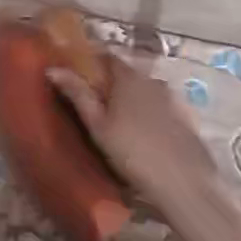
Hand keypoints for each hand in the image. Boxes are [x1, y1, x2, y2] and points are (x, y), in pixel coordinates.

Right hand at [48, 55, 221, 216]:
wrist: (185, 184)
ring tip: (122, 123)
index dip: (91, 61)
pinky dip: (151, 113)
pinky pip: (162, 107)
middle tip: (98, 104)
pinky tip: (146, 135)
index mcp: (128, 77)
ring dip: (133, 99)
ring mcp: (173, 98)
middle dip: (112, 83)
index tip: (79, 73)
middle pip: (127, 74)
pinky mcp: (187, 118)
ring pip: (145, 91)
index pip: (107, 56)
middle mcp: (152, 80)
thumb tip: (53, 68)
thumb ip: (77, 93)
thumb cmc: (132, 152)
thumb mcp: (97, 125)